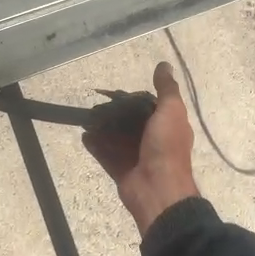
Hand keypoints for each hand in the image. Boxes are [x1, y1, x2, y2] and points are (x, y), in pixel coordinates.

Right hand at [83, 62, 198, 236]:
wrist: (158, 190)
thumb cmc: (166, 147)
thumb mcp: (171, 111)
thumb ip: (166, 89)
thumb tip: (164, 64)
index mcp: (167, 126)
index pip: (149, 107)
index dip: (133, 99)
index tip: (116, 93)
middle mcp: (153, 140)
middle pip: (130, 122)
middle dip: (113, 114)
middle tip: (95, 104)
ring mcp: (137, 157)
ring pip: (116, 138)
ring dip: (102, 128)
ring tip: (85, 117)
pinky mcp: (122, 170)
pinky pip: (106, 154)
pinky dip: (96, 145)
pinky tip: (84, 135)